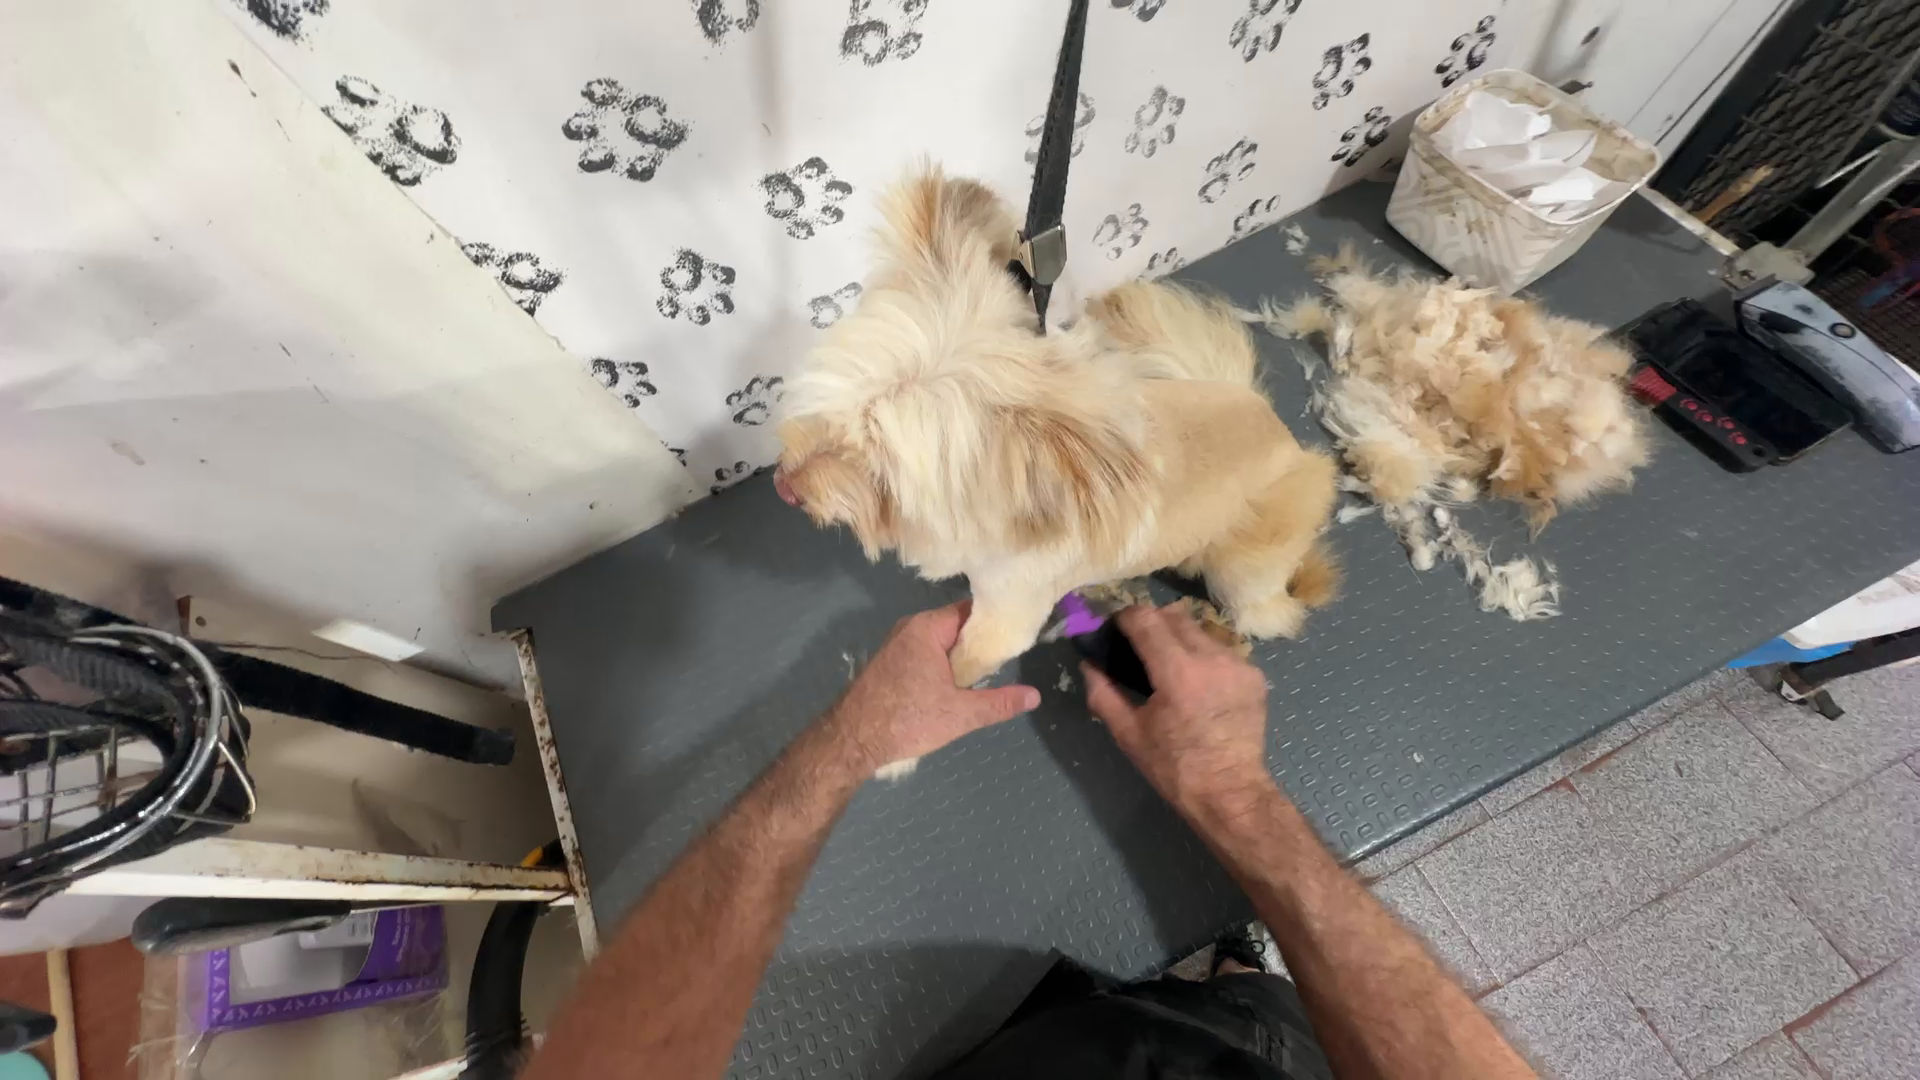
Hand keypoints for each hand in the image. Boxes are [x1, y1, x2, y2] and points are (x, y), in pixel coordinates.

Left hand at [822, 601, 1040, 775]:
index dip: (994, 619)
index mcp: (928, 628)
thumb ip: (999, 703)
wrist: (851, 740)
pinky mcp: (890, 661)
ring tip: (986, 673)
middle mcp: (911, 627)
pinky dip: (942, 662)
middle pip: (956, 625)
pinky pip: (925, 652)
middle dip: (979, 641)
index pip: (970, 610)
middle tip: (1006, 659)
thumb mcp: (960, 714)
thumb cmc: (906, 720)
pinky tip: (955, 683)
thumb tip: (1034, 695)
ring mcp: (897, 643)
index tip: (1016, 632)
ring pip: (939, 641)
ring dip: (960, 655)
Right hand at [1082, 604, 1276, 818]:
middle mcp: (1211, 657)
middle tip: (1136, 645)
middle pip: (1173, 615)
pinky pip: (1220, 648)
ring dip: (1177, 636)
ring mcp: (1238, 663)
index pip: (1145, 618)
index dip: (1124, 617)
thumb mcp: (1127, 732)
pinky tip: (1196, 680)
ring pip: (1198, 628)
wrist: (1230, 793)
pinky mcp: (1254, 674)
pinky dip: (1201, 654)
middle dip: (1150, 622)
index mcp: (1177, 671)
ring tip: (1167, 663)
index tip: (1114, 629)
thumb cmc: (1174, 766)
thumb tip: (1089, 663)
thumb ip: (1102, 692)